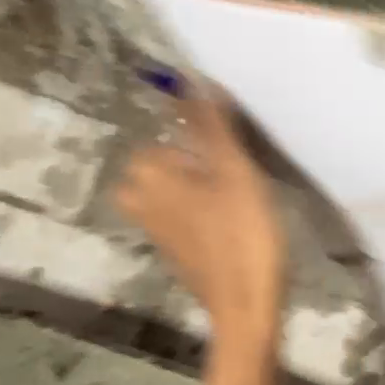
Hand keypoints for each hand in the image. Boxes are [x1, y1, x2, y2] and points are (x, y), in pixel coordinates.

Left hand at [115, 88, 283, 384]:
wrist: (245, 308)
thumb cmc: (243, 237)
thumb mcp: (234, 171)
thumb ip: (210, 123)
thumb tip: (187, 76)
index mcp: (147, 171)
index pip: (173, 132)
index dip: (209, 142)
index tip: (237, 161)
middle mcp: (139, 196)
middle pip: (172, 160)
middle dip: (201, 165)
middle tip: (241, 182)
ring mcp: (154, 227)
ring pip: (178, 189)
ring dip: (205, 191)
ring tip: (242, 204)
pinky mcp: (174, 250)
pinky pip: (185, 216)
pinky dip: (205, 216)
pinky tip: (235, 229)